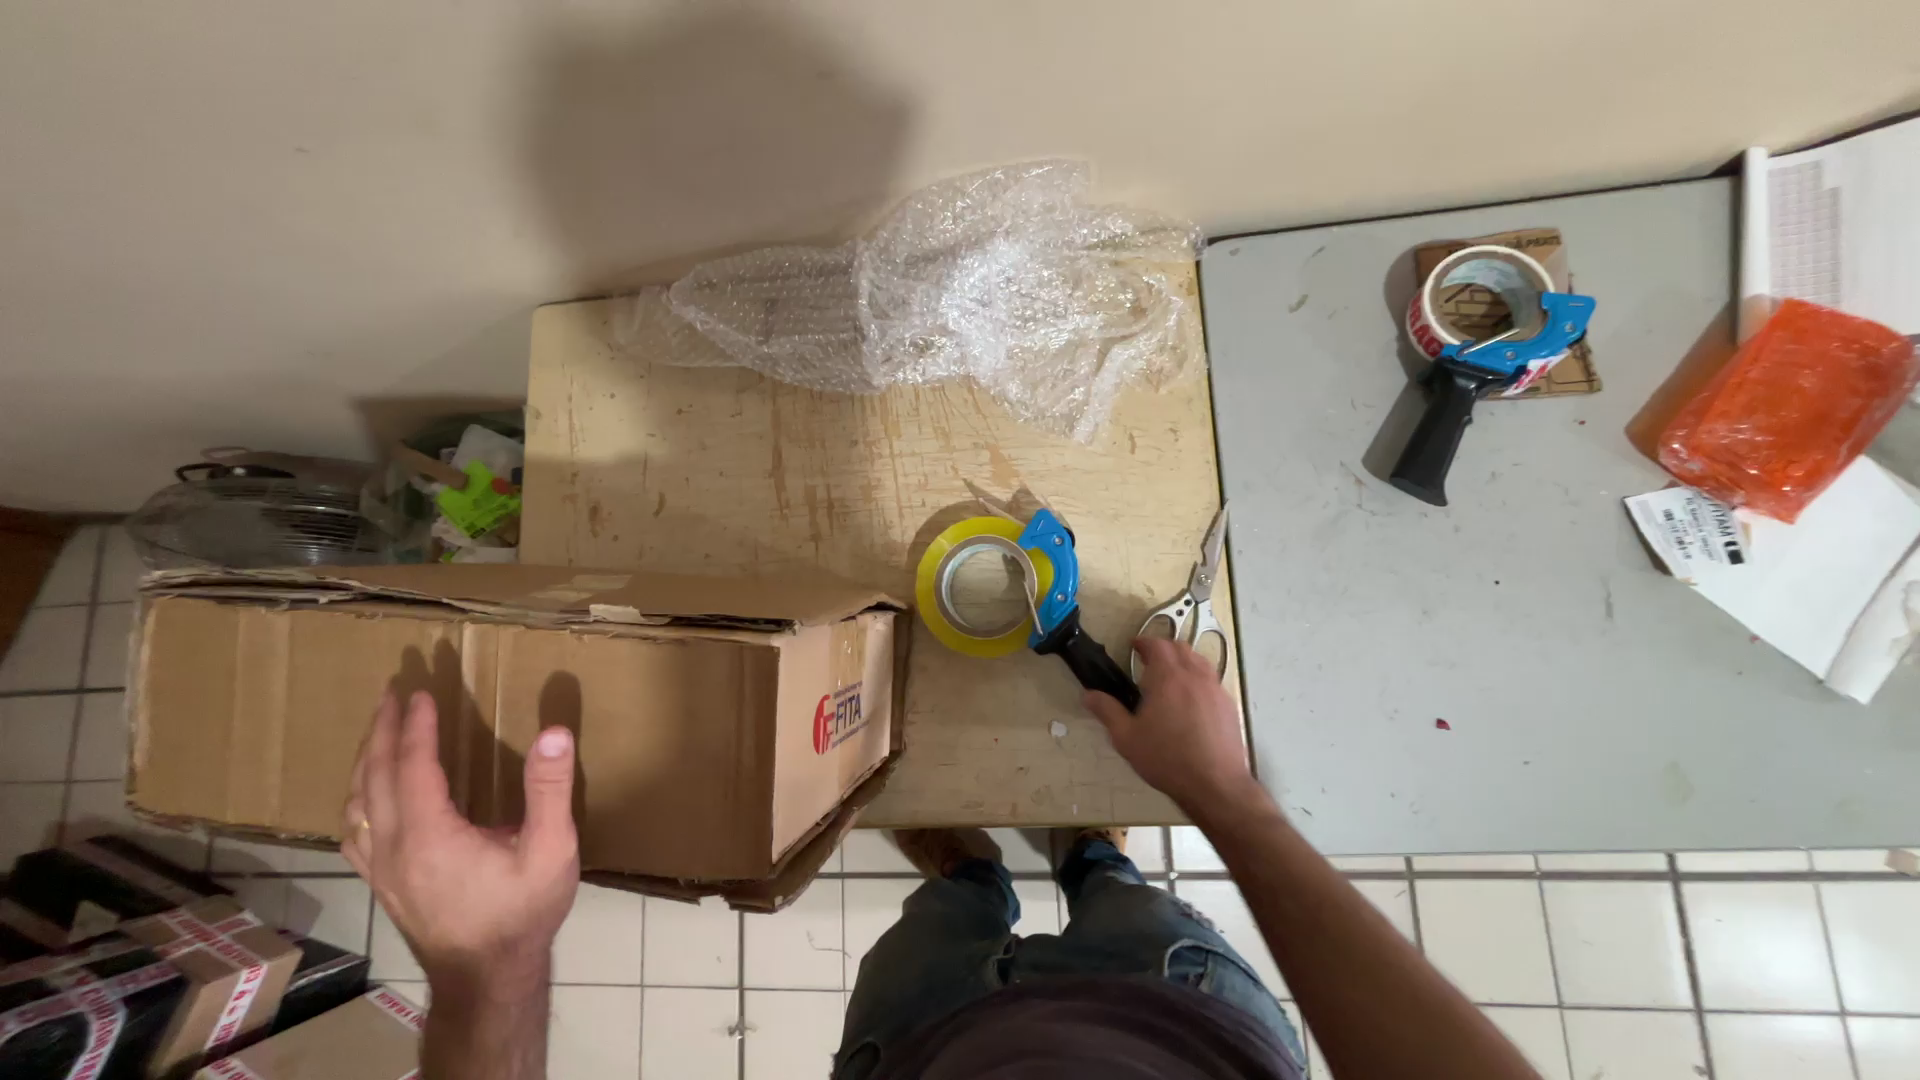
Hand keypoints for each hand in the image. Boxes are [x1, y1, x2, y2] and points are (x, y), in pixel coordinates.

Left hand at [342, 691, 579, 992]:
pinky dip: (359, 797)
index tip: (420, 692)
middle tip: (391, 694)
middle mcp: (394, 847)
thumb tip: (554, 733)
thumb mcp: (551, 848)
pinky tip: (368, 794)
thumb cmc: (523, 910)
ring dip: (366, 760)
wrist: (488, 977)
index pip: (412, 766)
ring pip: (357, 803)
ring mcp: (381, 869)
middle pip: (374, 778)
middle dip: (381, 732)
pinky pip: (355, 830)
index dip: (414, 727)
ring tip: (378, 731)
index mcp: (431, 834)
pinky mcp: (383, 883)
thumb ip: (550, 790)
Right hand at [1084, 637, 1260, 816]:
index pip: (1157, 645)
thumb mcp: (1127, 738)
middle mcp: (1195, 676)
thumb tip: (1088, 695)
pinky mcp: (1229, 706)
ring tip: (1171, 677)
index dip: (1144, 642)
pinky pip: (1212, 681)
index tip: (1134, 647)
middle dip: (1164, 648)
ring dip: (1183, 661)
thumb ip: (1107, 711)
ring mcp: (1216, 690)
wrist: (1215, 784)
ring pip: (1200, 662)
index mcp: (1168, 678)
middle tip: (1149, 661)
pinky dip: (1198, 679)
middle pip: (1181, 648)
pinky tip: (1191, 701)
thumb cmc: (1166, 759)